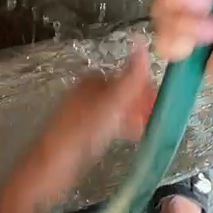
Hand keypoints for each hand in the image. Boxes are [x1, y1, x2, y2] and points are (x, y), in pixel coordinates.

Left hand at [2, 44, 156, 212]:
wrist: (48, 171)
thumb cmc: (78, 135)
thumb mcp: (108, 106)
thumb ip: (128, 79)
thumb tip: (143, 41)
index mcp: (91, 82)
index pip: (128, 76)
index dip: (147, 88)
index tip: (165, 102)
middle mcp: (88, 94)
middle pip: (124, 93)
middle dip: (143, 103)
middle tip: (162, 119)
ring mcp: (86, 114)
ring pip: (120, 110)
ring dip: (137, 116)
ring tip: (154, 129)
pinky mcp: (85, 134)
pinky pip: (112, 125)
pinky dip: (127, 127)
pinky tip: (137, 137)